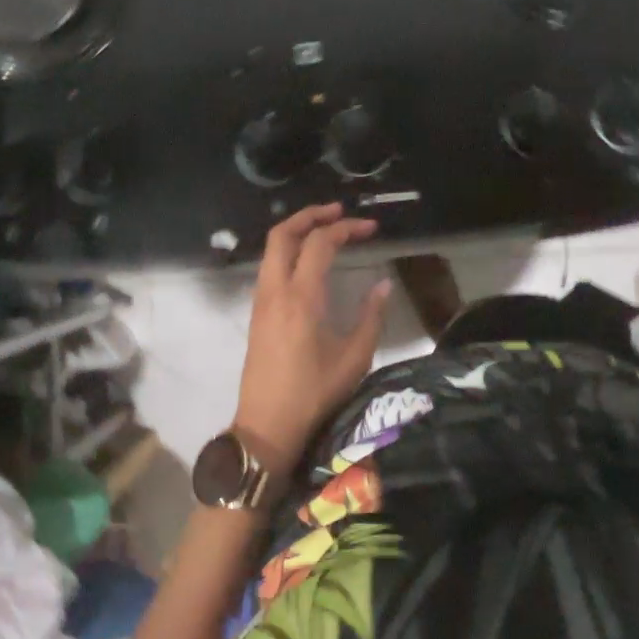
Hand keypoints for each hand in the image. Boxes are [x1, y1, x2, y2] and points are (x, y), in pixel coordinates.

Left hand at [233, 203, 390, 476]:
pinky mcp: (256, 313)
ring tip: (326, 229)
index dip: (345, 228)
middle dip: (311, 215)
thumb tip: (382, 284)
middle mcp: (275, 291)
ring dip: (297, 231)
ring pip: (271, 249)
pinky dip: (288, 251)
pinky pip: (269, 266)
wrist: (266, 427)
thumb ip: (371, 317)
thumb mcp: (354, 358)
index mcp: (300, 298)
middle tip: (339, 212)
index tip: (370, 227)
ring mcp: (260, 301)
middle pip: (283, 234)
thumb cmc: (314, 394)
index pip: (319, 243)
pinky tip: (308, 261)